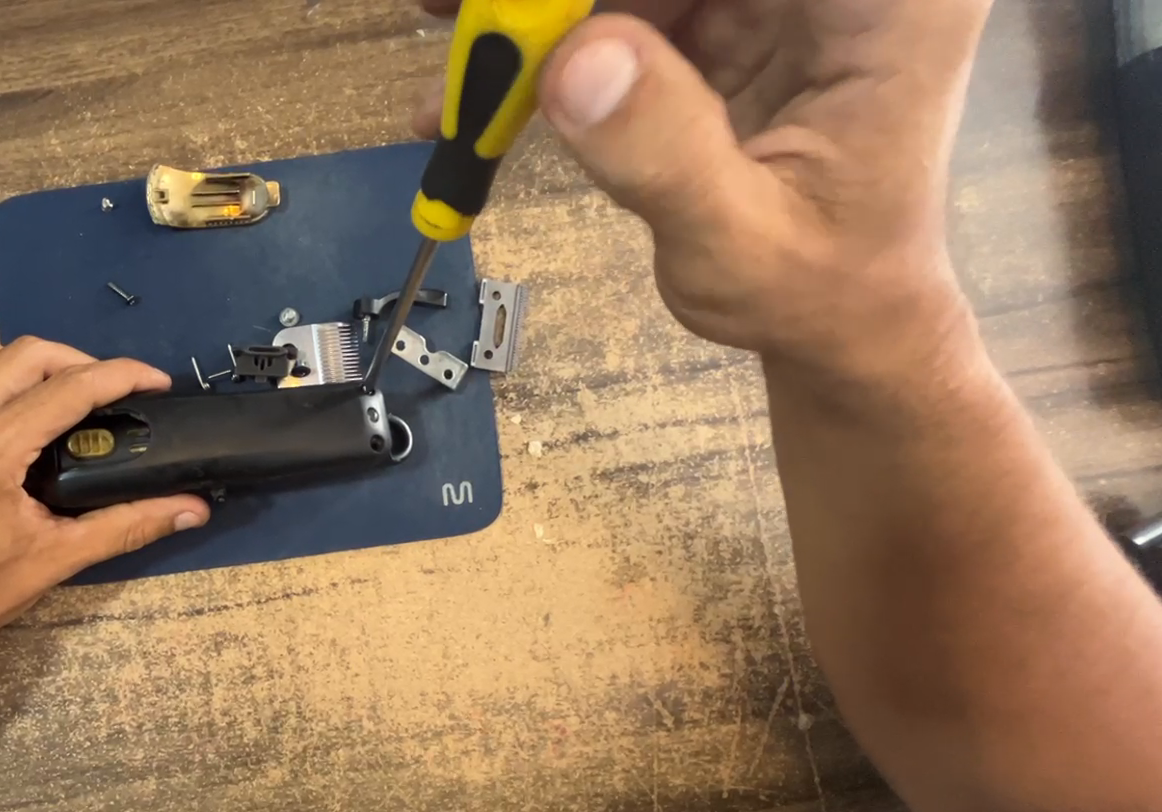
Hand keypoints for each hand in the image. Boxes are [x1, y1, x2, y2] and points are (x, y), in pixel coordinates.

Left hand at [0, 337, 209, 670]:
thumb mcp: (58, 559)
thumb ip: (130, 524)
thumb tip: (193, 510)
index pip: (69, 387)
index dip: (122, 376)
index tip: (156, 382)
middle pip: (27, 353)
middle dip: (80, 362)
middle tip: (111, 394)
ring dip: (29, 362)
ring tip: (59, 395)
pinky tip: (8, 411)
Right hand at [417, 0, 992, 397]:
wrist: (831, 314)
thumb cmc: (805, 289)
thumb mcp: (731, 241)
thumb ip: (662, 152)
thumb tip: (570, 61)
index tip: (507, 6)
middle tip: (448, 14)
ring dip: (536, 21)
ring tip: (450, 87)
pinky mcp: (726, 24)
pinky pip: (624, 15)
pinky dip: (550, 54)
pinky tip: (487, 103)